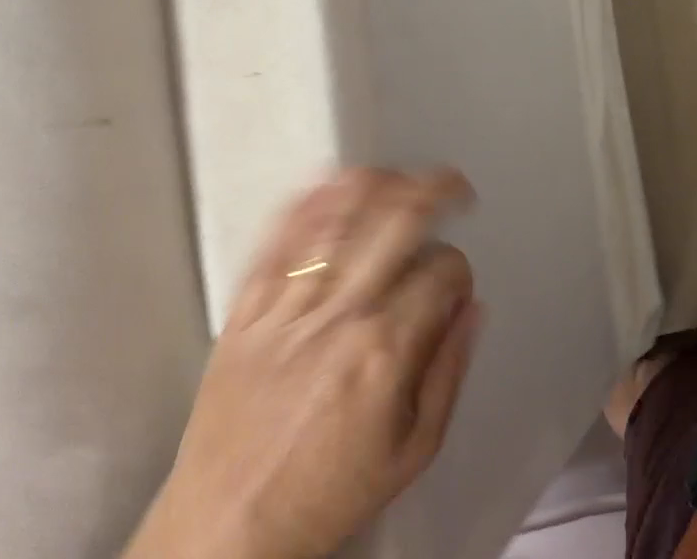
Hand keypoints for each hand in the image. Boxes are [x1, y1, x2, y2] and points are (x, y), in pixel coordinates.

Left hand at [126, 169, 483, 558]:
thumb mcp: (417, 446)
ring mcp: (285, 313)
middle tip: (455, 186)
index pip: (442, 272)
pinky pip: (274, 246)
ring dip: (377, 184)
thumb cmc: (328, 496)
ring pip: (335, 222)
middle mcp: (338, 319)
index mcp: (386, 351)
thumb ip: (450, 368)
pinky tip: (331, 185)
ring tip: (402, 173)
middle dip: (435, 192)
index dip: (461, 271)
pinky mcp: (242, 317)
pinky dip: (305, 207)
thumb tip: (471, 307)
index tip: (456, 288)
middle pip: (396, 225)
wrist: (225, 533)